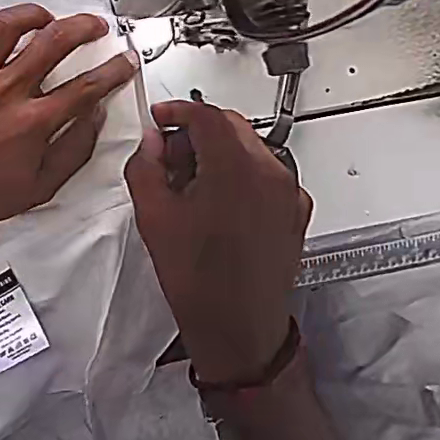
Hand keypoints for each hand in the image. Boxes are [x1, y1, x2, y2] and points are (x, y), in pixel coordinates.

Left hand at [0, 4, 137, 278]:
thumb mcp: (38, 188)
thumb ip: (73, 151)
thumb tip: (94, 121)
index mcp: (30, 123)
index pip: (85, 86)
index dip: (113, 71)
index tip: (122, 63)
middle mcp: (2, 93)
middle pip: (54, 41)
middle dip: (84, 28)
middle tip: (93, 28)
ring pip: (7, 26)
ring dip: (34, 15)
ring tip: (47, 18)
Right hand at [124, 100, 312, 383]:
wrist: (238, 328)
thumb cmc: (202, 283)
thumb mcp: (153, 217)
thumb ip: (145, 166)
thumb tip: (151, 143)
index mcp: (234, 169)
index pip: (206, 115)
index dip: (177, 111)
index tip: (162, 118)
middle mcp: (270, 174)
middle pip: (231, 126)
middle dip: (196, 132)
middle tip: (168, 153)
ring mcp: (288, 192)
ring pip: (249, 148)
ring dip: (217, 153)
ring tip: (189, 185)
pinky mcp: (294, 210)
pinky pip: (264, 174)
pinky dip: (238, 174)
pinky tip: (214, 203)